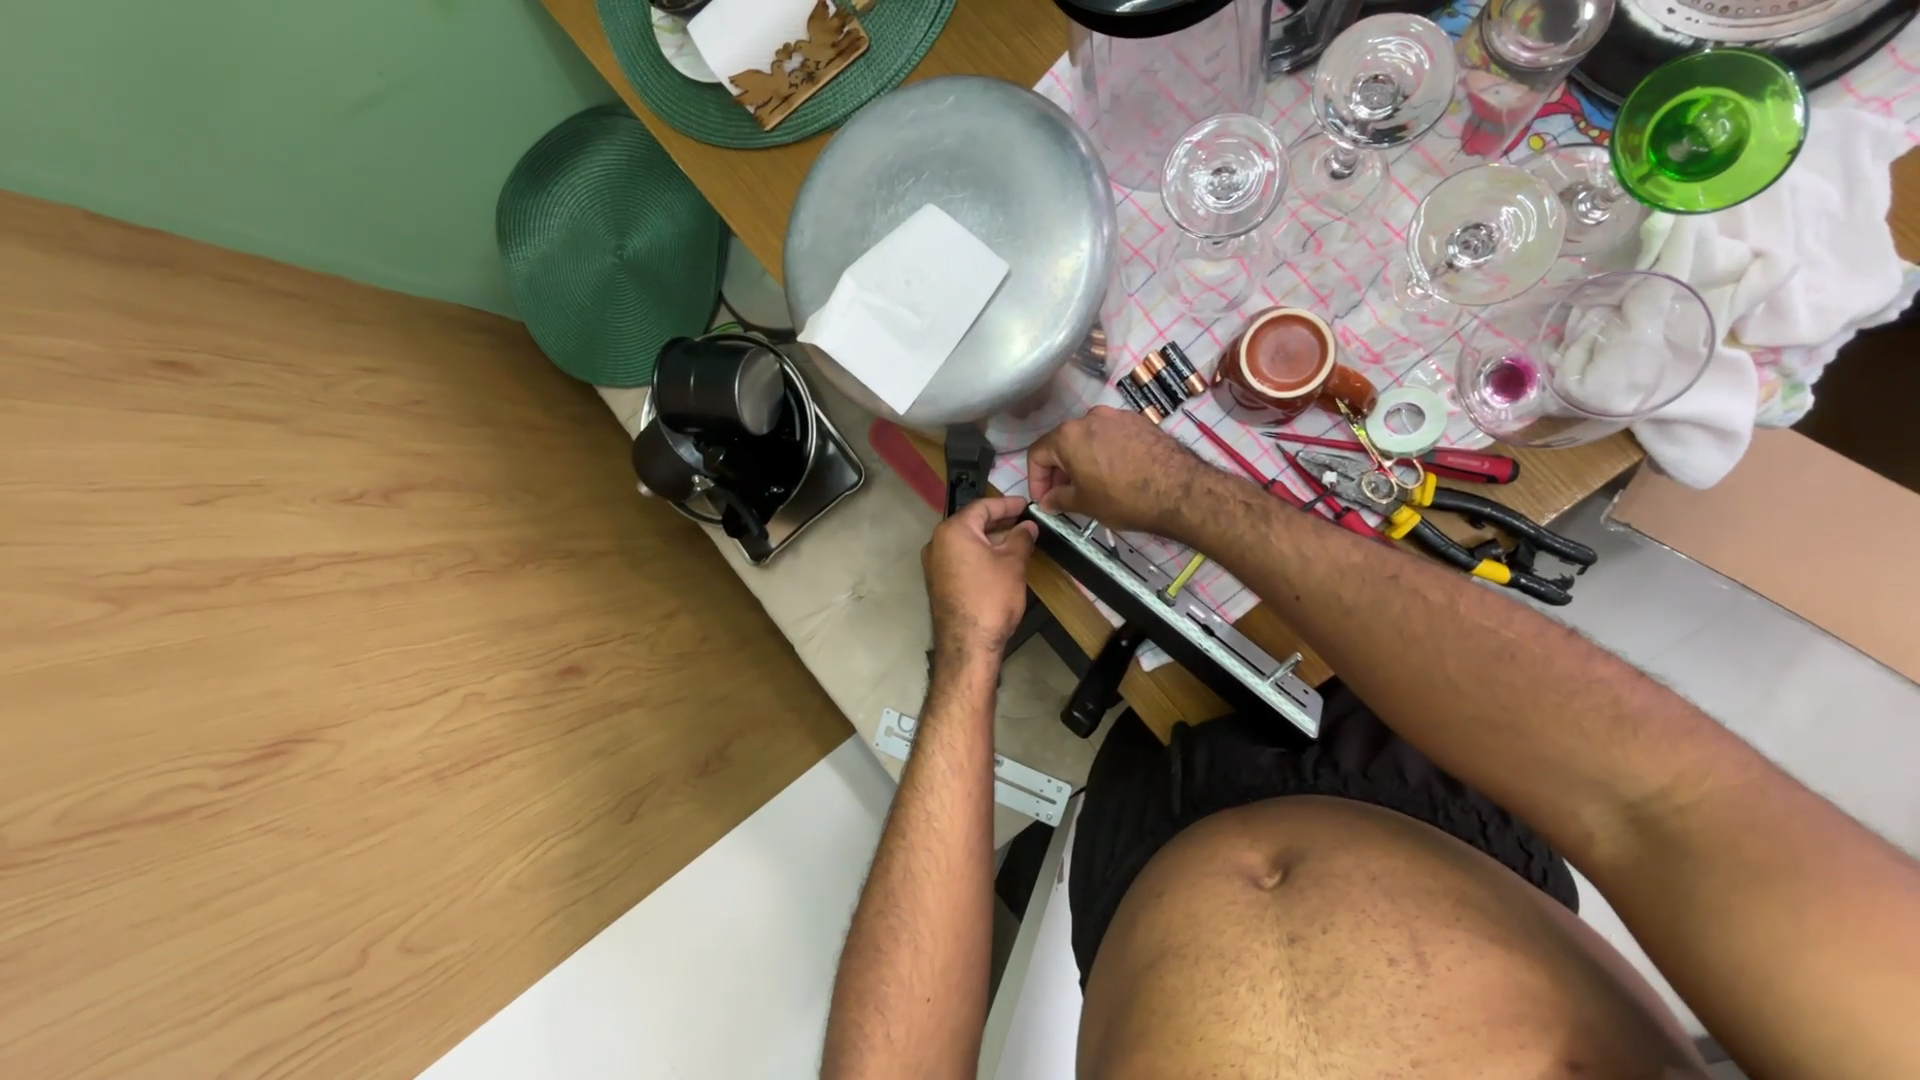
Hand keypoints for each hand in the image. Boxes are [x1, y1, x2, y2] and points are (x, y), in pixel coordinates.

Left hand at [922, 495, 1037, 661]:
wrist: (968, 644)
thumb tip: (1027, 526)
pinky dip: (980, 556)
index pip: (982, 507)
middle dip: (999, 523)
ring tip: (1018, 542)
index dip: (1007, 504)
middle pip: (971, 524)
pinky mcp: (939, 583)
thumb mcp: (1012, 564)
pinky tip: (1000, 562)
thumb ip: (1021, 538)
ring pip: (966, 543)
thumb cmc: (991, 598)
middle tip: (1024, 522)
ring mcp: (934, 565)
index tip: (1026, 505)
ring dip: (991, 541)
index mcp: (952, 531)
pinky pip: (961, 560)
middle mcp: (937, 543)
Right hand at [1027, 406, 1207, 535]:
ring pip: (1089, 437)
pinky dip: (1106, 453)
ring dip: (1083, 460)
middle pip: (1063, 442)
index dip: (1036, 480)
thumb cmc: (1123, 498)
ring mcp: (1118, 416)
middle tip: (1065, 495)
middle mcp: (1090, 418)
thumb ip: (1059, 499)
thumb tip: (1048, 501)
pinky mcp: (1141, 421)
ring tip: (1092, 485)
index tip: (1044, 500)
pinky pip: (1113, 436)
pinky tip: (1117, 474)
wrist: (1179, 490)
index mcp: (1068, 435)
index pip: (1037, 454)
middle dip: (1060, 470)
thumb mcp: (1084, 504)